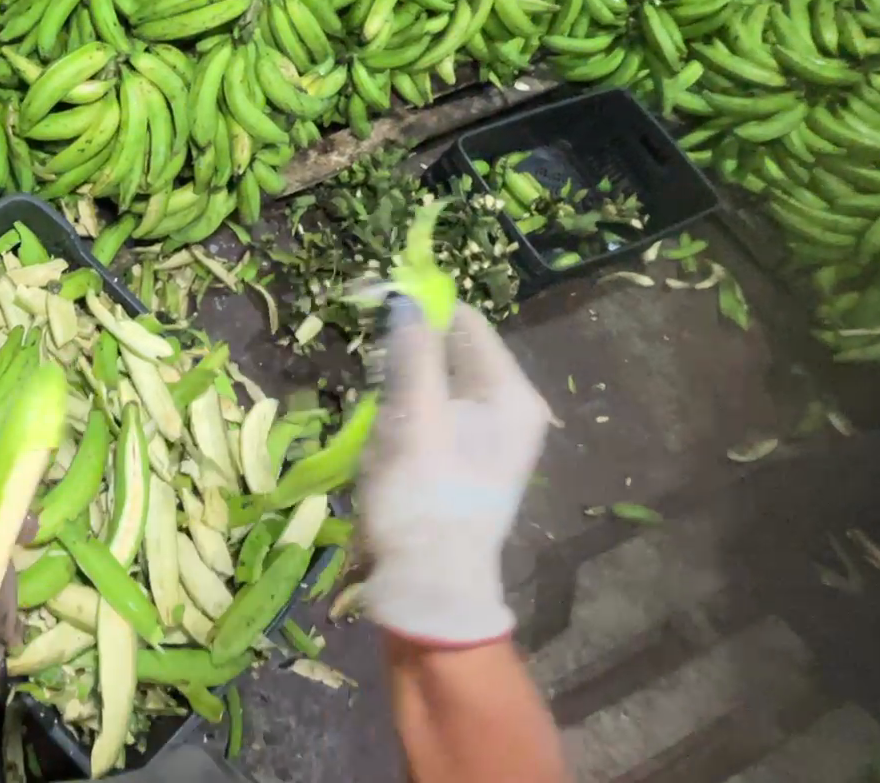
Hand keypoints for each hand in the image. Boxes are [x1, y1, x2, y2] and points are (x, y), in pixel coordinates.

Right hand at [358, 301, 549, 645]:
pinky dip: (402, 406)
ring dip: (399, 381)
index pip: (465, 322)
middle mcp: (506, 406)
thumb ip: (411, 353)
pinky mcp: (460, 452)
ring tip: (379, 412)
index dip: (420, 307)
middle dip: (406, 349)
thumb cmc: (423, 497)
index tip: (372, 305)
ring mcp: (485, 431)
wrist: (426, 583)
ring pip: (433, 377)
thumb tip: (404, 296)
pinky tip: (385, 430)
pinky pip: (429, 406)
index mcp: (509, 393)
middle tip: (370, 372)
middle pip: (450, 347)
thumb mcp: (414, 419)